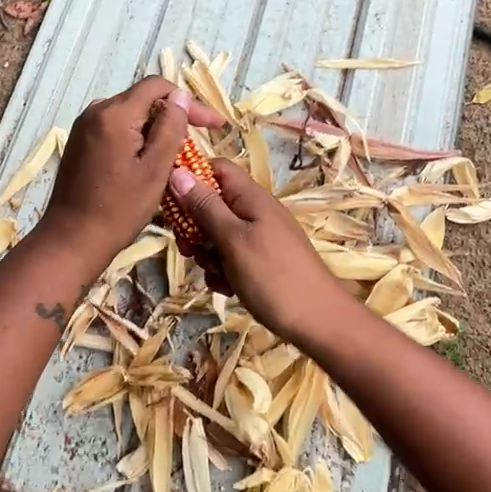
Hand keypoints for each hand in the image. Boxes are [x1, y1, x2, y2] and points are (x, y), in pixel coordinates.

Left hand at [43, 77, 225, 263]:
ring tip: (177, 155)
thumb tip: (180, 97)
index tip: (213, 125)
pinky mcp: (80, 143)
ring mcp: (84, 127)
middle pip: (143, 100)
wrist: (72, 239)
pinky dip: (136, 139)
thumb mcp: (155, 169)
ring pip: (130, 116)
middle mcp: (95, 111)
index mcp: (114, 113)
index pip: (157, 86)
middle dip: (173, 117)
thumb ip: (170, 127)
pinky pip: (115, 129)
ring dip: (155, 130)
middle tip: (199, 143)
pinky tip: (149, 161)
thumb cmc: (119, 209)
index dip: (188, 101)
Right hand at [168, 160, 350, 343]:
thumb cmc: (273, 276)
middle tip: (189, 249)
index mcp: (251, 197)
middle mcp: (255, 211)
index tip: (170, 201)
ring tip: (217, 274)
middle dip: (195, 226)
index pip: (215, 168)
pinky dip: (224, 270)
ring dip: (208, 253)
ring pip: (218, 234)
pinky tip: (227, 288)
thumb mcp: (232, 239)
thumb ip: (205, 206)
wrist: (320, 323)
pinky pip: (231, 257)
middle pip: (212, 204)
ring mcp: (260, 237)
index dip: (191, 177)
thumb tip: (178, 171)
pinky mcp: (262, 262)